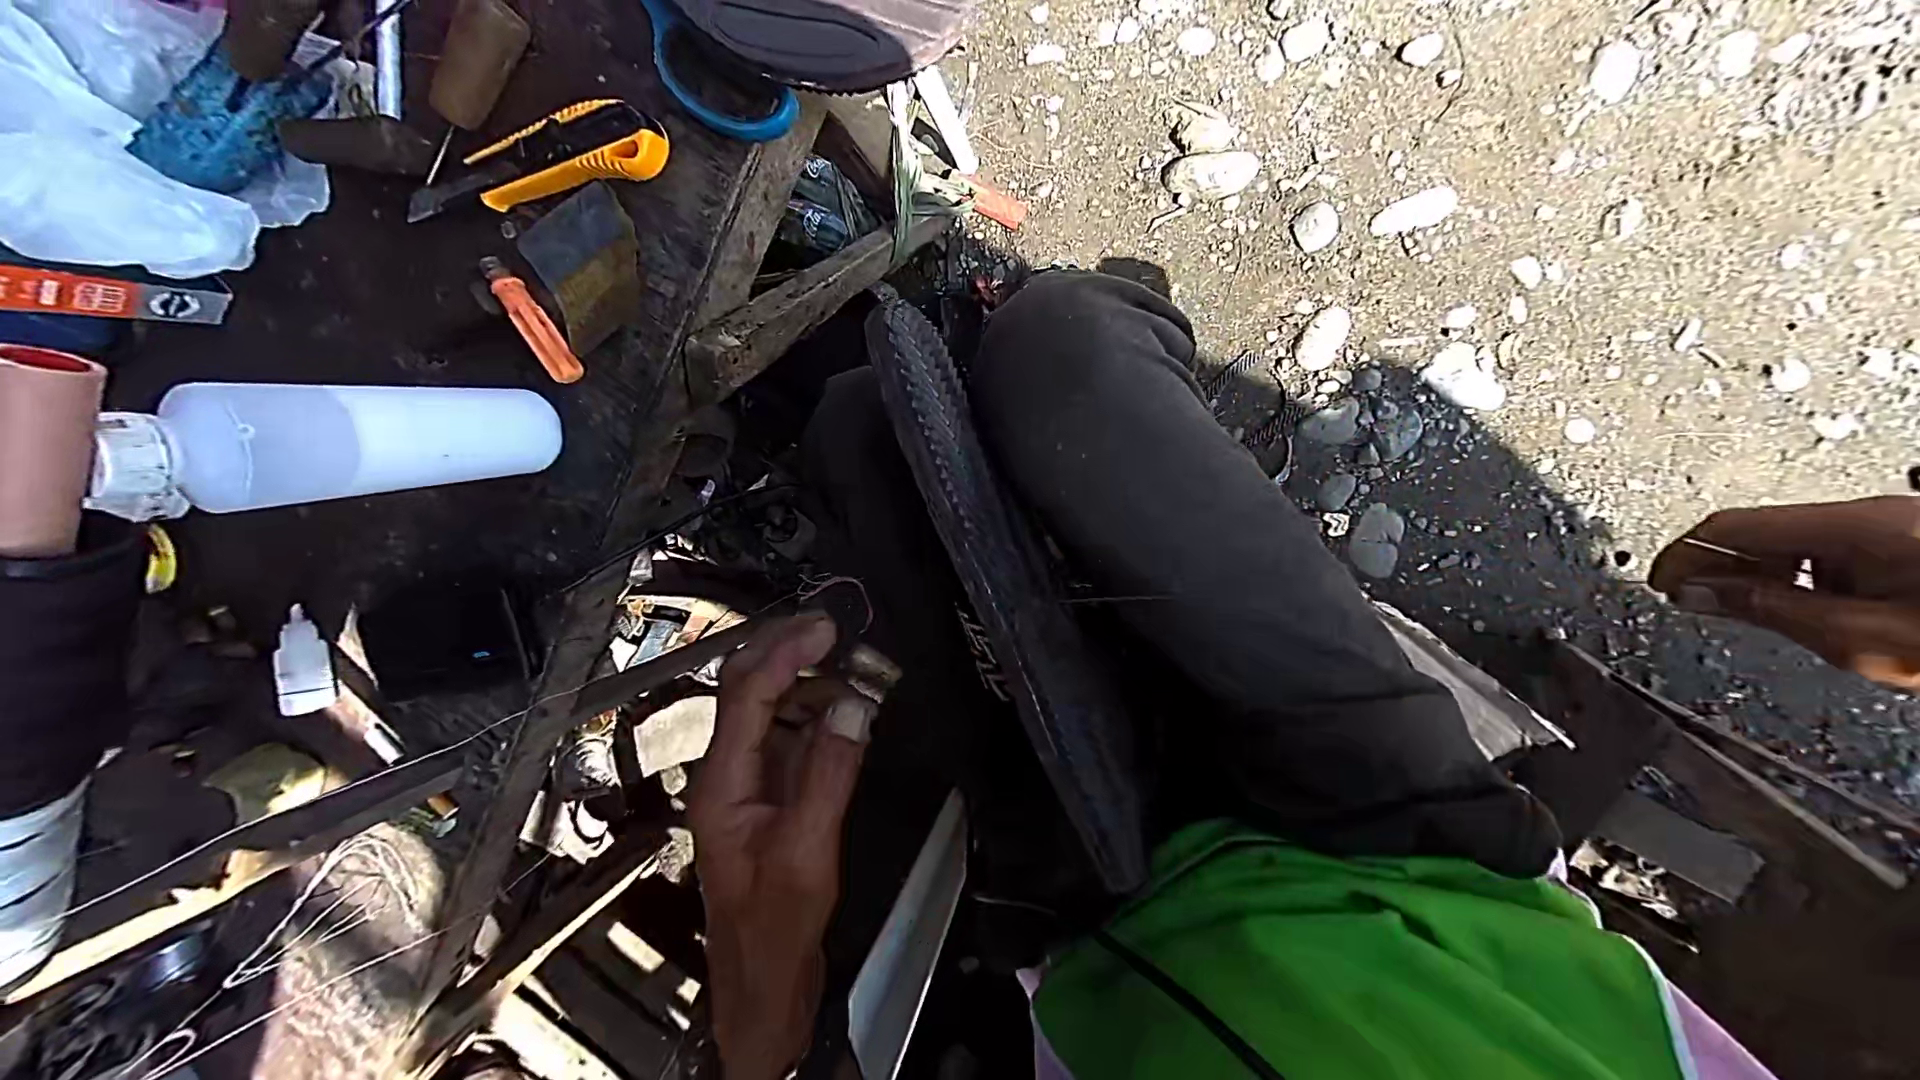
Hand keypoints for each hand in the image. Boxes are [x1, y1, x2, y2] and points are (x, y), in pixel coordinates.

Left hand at [687, 613, 874, 1079]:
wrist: (763, 977)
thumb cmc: (775, 923)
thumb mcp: (808, 851)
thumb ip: (830, 774)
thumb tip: (854, 706)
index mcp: (721, 783)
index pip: (746, 697)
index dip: (784, 655)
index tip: (824, 630)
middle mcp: (727, 769)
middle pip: (744, 688)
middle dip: (783, 649)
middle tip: (830, 627)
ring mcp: (748, 776)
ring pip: (768, 705)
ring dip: (806, 677)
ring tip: (848, 662)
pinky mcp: (770, 787)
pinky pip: (790, 731)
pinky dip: (817, 708)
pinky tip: (844, 703)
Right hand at [1650, 496, 1919, 688]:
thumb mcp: (1860, 636)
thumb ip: (1766, 609)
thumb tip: (1696, 592)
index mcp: (1857, 526)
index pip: (1726, 527)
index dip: (1681, 555)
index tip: (1659, 584)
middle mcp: (1877, 514)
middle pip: (1761, 532)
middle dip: (1722, 568)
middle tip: (1701, 604)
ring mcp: (1902, 526)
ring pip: (1796, 542)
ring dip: (1764, 576)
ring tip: (1761, 613)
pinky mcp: (1916, 542)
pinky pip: (1835, 551)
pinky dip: (1806, 578)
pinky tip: (1814, 608)